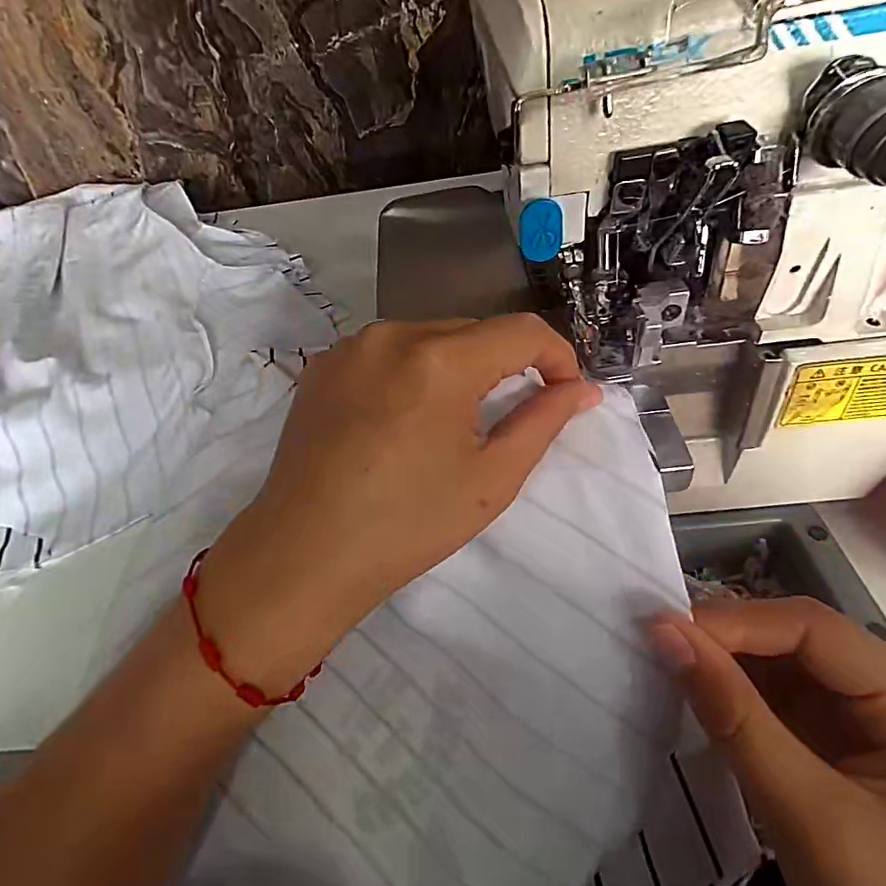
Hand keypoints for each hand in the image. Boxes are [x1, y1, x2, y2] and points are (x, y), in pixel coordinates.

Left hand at [198, 315, 599, 689]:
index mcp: (439, 360)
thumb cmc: (408, 524)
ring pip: (429, 338)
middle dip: (506, 364)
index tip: (566, 391)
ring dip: (458, 367)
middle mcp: (391, 335)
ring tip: (453, 424)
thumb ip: (543, 421)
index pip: (521, 331)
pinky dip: (412, 373)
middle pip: (474, 331)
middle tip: (510, 416)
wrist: (304, 555)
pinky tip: (403, 421)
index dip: (557, 356)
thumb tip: (582, 388)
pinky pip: (386, 353)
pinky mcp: (322, 366)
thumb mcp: (492, 478)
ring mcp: (349, 347)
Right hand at [650, 598, 885, 885]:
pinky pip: (796, 722)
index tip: (666, 627)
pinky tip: (707, 704)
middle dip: (735, 646)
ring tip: (672, 666)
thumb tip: (666, 633)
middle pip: (811, 653)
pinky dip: (748, 712)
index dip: (740, 623)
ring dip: (736, 676)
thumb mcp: (812, 821)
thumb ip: (735, 719)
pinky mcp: (861, 773)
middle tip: (660, 644)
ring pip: (798, 684)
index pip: (822, 634)